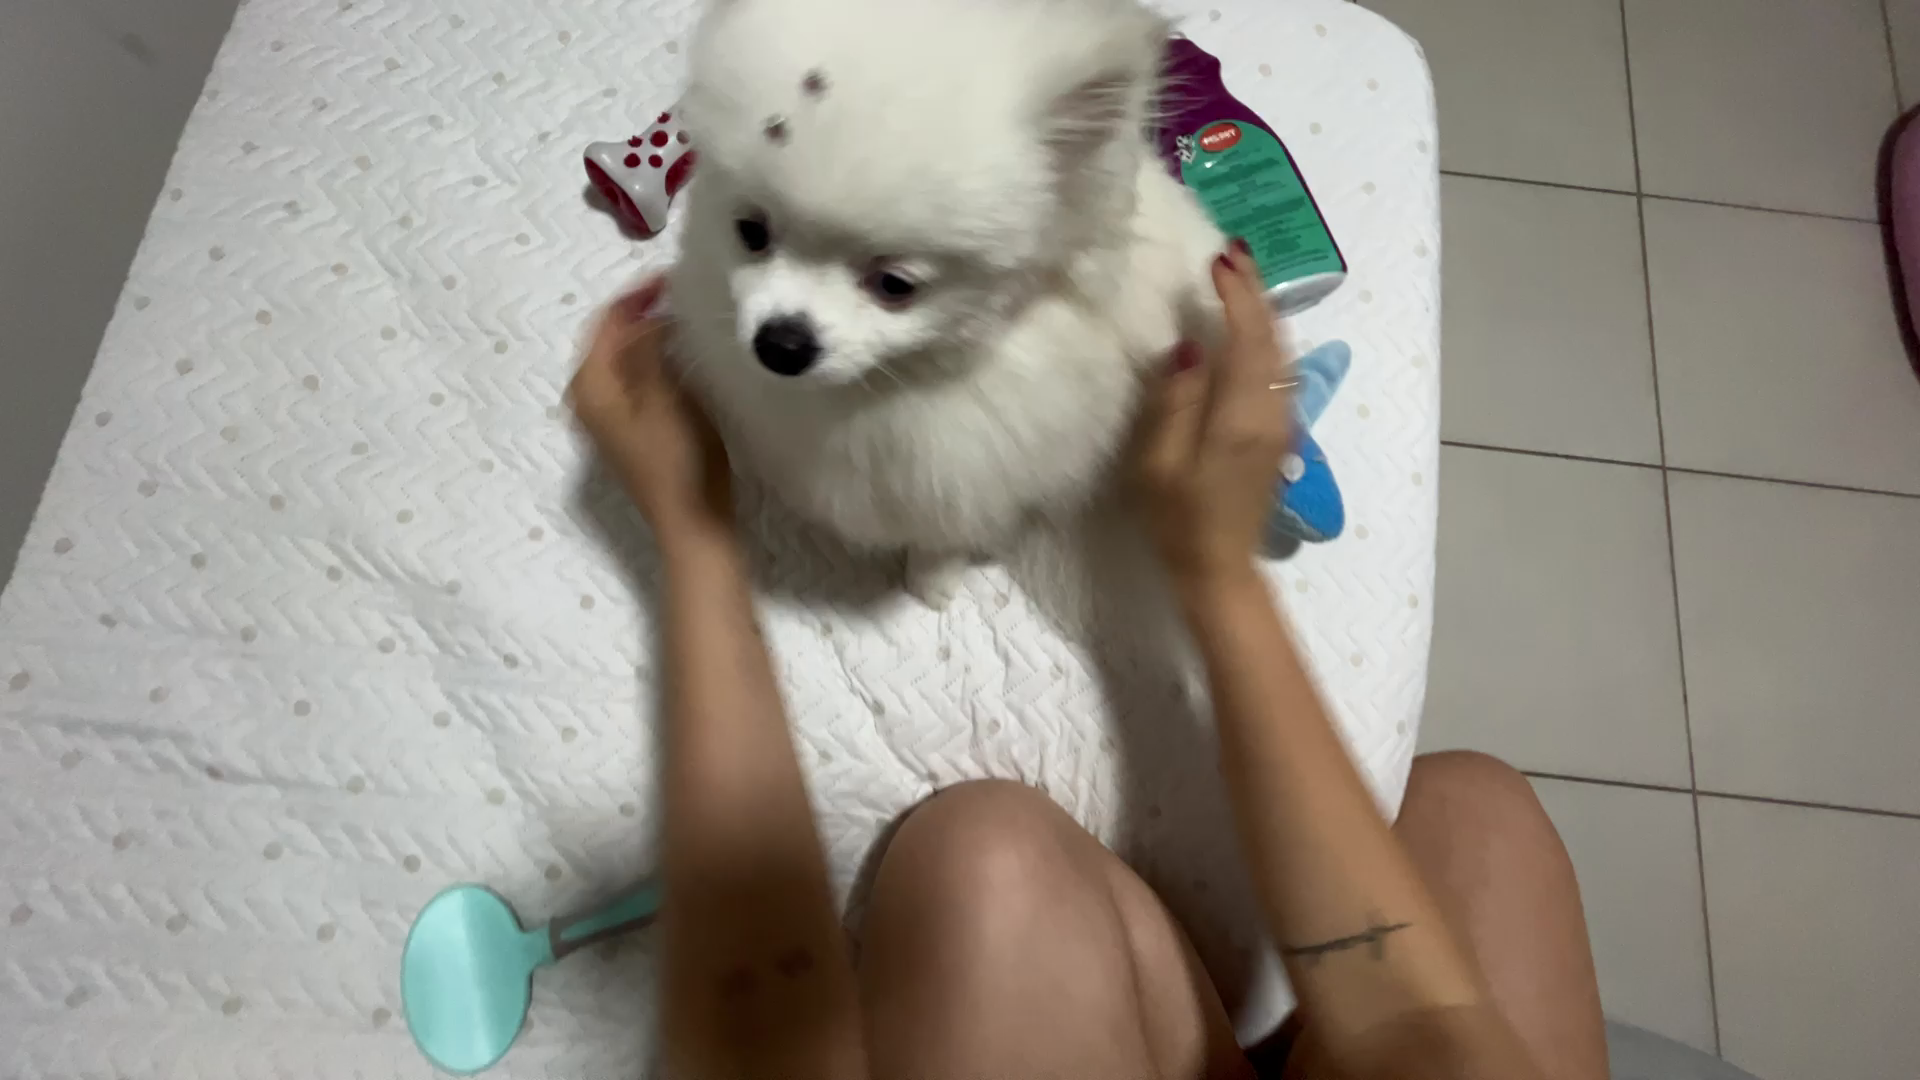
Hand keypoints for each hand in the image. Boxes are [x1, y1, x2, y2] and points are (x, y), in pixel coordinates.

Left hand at [567, 276, 734, 554]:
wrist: (691, 520)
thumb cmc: (679, 458)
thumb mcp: (664, 394)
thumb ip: (650, 347)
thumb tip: (650, 314)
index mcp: (589, 385)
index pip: (605, 322)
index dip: (636, 296)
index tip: (672, 278)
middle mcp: (586, 400)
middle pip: (608, 341)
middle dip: (639, 315)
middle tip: (679, 297)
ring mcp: (605, 421)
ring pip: (621, 363)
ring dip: (646, 340)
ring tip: (682, 323)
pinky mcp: (627, 434)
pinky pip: (633, 384)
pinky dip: (651, 365)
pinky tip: (678, 363)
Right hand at [1132, 245, 1293, 592]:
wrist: (1219, 568)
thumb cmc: (1177, 520)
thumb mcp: (1159, 464)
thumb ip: (1175, 403)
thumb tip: (1188, 348)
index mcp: (1240, 417)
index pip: (1247, 338)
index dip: (1236, 296)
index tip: (1216, 261)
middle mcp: (1272, 413)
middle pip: (1274, 339)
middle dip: (1256, 293)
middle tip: (1233, 257)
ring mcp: (1281, 425)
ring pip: (1283, 355)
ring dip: (1265, 315)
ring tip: (1241, 284)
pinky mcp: (1278, 436)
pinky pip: (1280, 373)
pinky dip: (1267, 342)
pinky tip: (1250, 335)